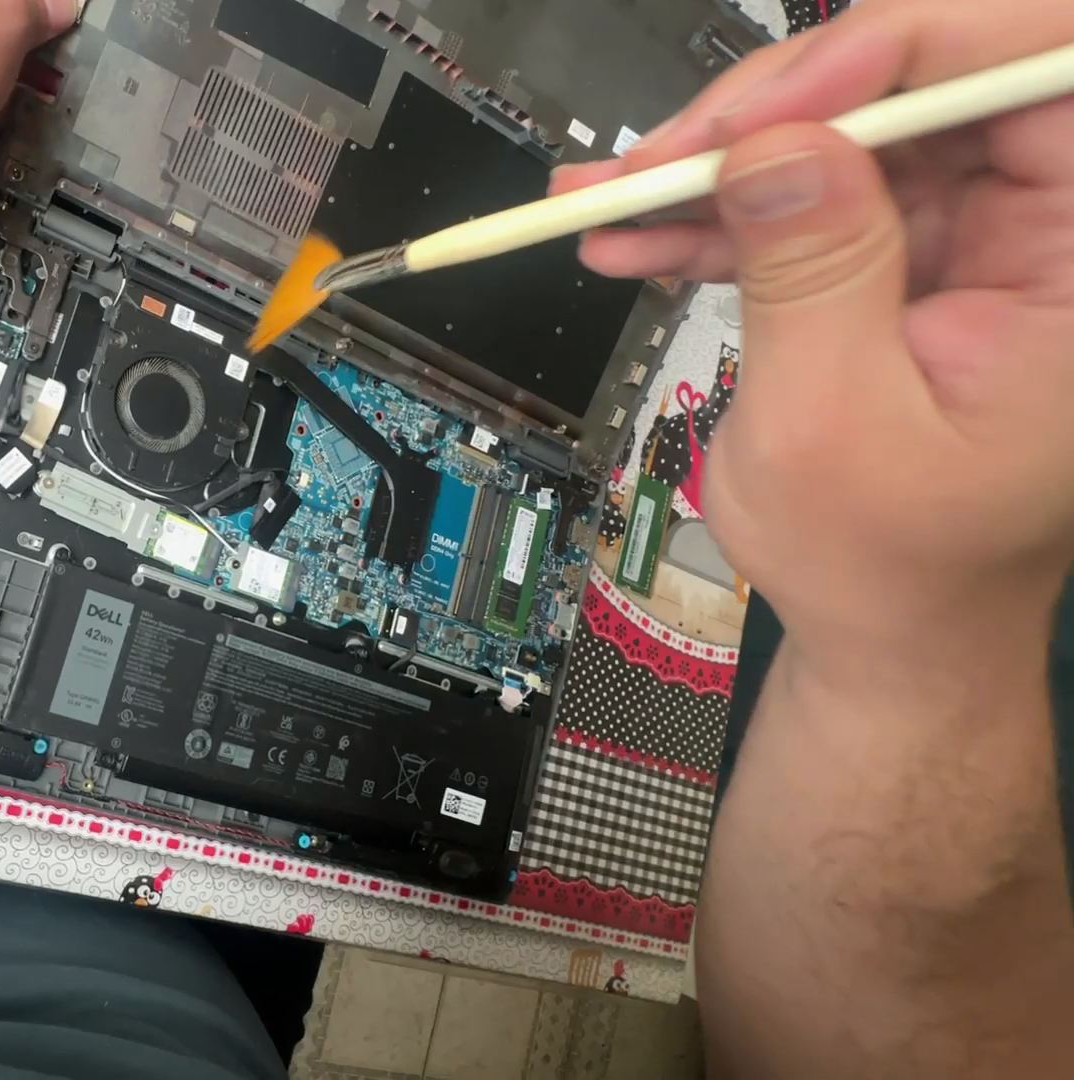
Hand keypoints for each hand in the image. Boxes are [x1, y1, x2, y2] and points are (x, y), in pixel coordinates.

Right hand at [554, 0, 1073, 650]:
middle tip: (642, 169)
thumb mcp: (828, 415)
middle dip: (763, 121)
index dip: (897, 58)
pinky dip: (705, 229)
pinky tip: (628, 245)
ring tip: (597, 207)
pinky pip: (796, 215)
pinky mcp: (891, 266)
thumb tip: (773, 146)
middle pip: (919, 94)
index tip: (752, 118)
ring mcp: (969, 240)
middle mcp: (1053, 223)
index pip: (1042, 68)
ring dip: (706, 179)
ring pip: (836, 151)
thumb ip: (814, 273)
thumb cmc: (874, 547)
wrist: (874, 609)